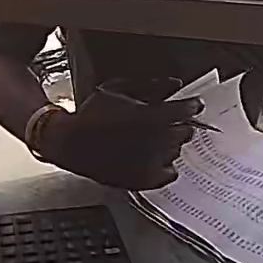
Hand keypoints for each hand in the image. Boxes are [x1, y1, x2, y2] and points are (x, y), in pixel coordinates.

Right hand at [38, 80, 203, 189]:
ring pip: (177, 151)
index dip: (191, 105)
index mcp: (150, 116)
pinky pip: (170, 173)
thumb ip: (151, 85)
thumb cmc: (91, 114)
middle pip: (186, 132)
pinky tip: (153, 157)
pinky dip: (165, 166)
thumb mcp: (118, 88)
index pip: (187, 110)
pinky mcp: (144, 179)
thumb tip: (175, 83)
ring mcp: (150, 162)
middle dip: (180, 125)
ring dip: (169, 144)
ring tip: (152, 139)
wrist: (71, 143)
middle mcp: (155, 140)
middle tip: (167, 122)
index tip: (192, 105)